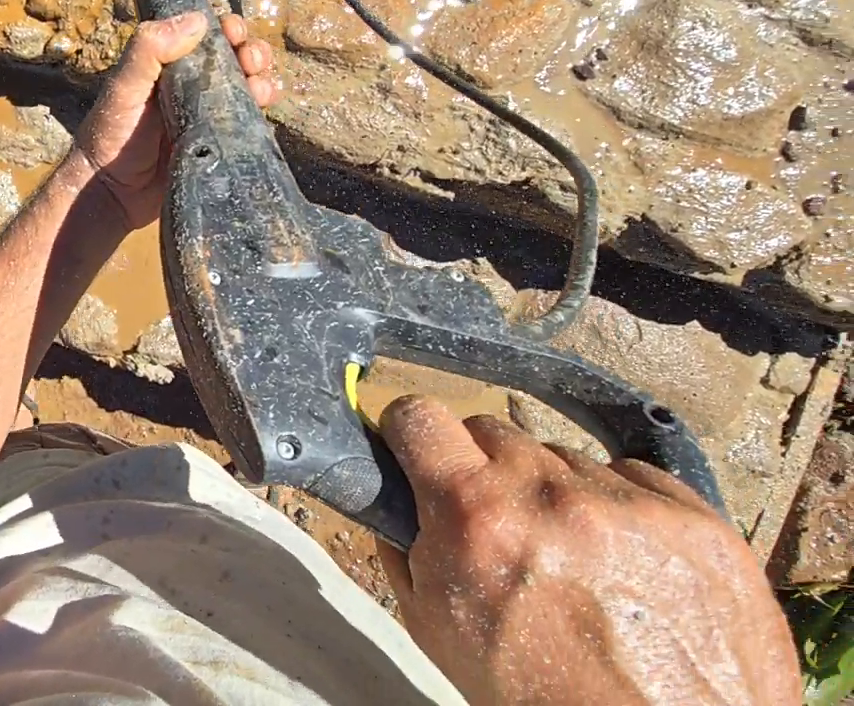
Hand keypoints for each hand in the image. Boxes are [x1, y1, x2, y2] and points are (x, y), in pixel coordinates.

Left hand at [73, 12, 277, 229]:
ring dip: (261, 80)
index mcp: (165, 69)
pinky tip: (263, 108)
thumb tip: (197, 20)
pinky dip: (261, 112)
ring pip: (245, 89)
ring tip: (259, 88)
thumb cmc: (110, 135)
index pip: (203, 38)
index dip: (224, 30)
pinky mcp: (217, 145)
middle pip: (232, 61)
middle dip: (250, 54)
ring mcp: (204, 117)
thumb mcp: (123, 87)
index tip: (234, 31)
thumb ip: (148, 51)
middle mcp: (188, 89)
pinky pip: (247, 124)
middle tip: (252, 61)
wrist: (111, 193)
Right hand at [376, 396, 799, 705]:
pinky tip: (623, 556)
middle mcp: (549, 493)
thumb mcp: (430, 621)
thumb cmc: (537, 694)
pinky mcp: (700, 521)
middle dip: (483, 469)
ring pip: (562, 456)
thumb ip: (403, 540)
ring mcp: (631, 505)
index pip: (418, 415)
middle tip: (497, 521)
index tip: (417, 453)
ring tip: (572, 554)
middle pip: (491, 431)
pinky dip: (620, 504)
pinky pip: (635, 476)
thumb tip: (394, 490)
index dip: (409, 432)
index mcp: (473, 512)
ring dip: (553, 490)